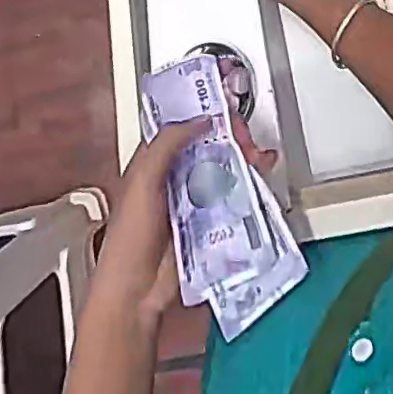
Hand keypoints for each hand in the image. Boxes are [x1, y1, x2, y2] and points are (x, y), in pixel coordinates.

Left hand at [99, 113, 277, 322]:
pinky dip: (250, 179)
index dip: (204, 110)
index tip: (225, 101)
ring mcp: (196, 196)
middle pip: (209, 142)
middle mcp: (177, 173)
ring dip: (243, 154)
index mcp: (155, 158)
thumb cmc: (131, 235)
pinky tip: (260, 172)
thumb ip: (167, 143)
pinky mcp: (214, 218)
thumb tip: (201, 119)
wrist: (139, 292)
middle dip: (230, 133)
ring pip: (225, 164)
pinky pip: (234, 192)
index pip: (183, 124)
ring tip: (255, 156)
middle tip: (243, 135)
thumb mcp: (143, 179)